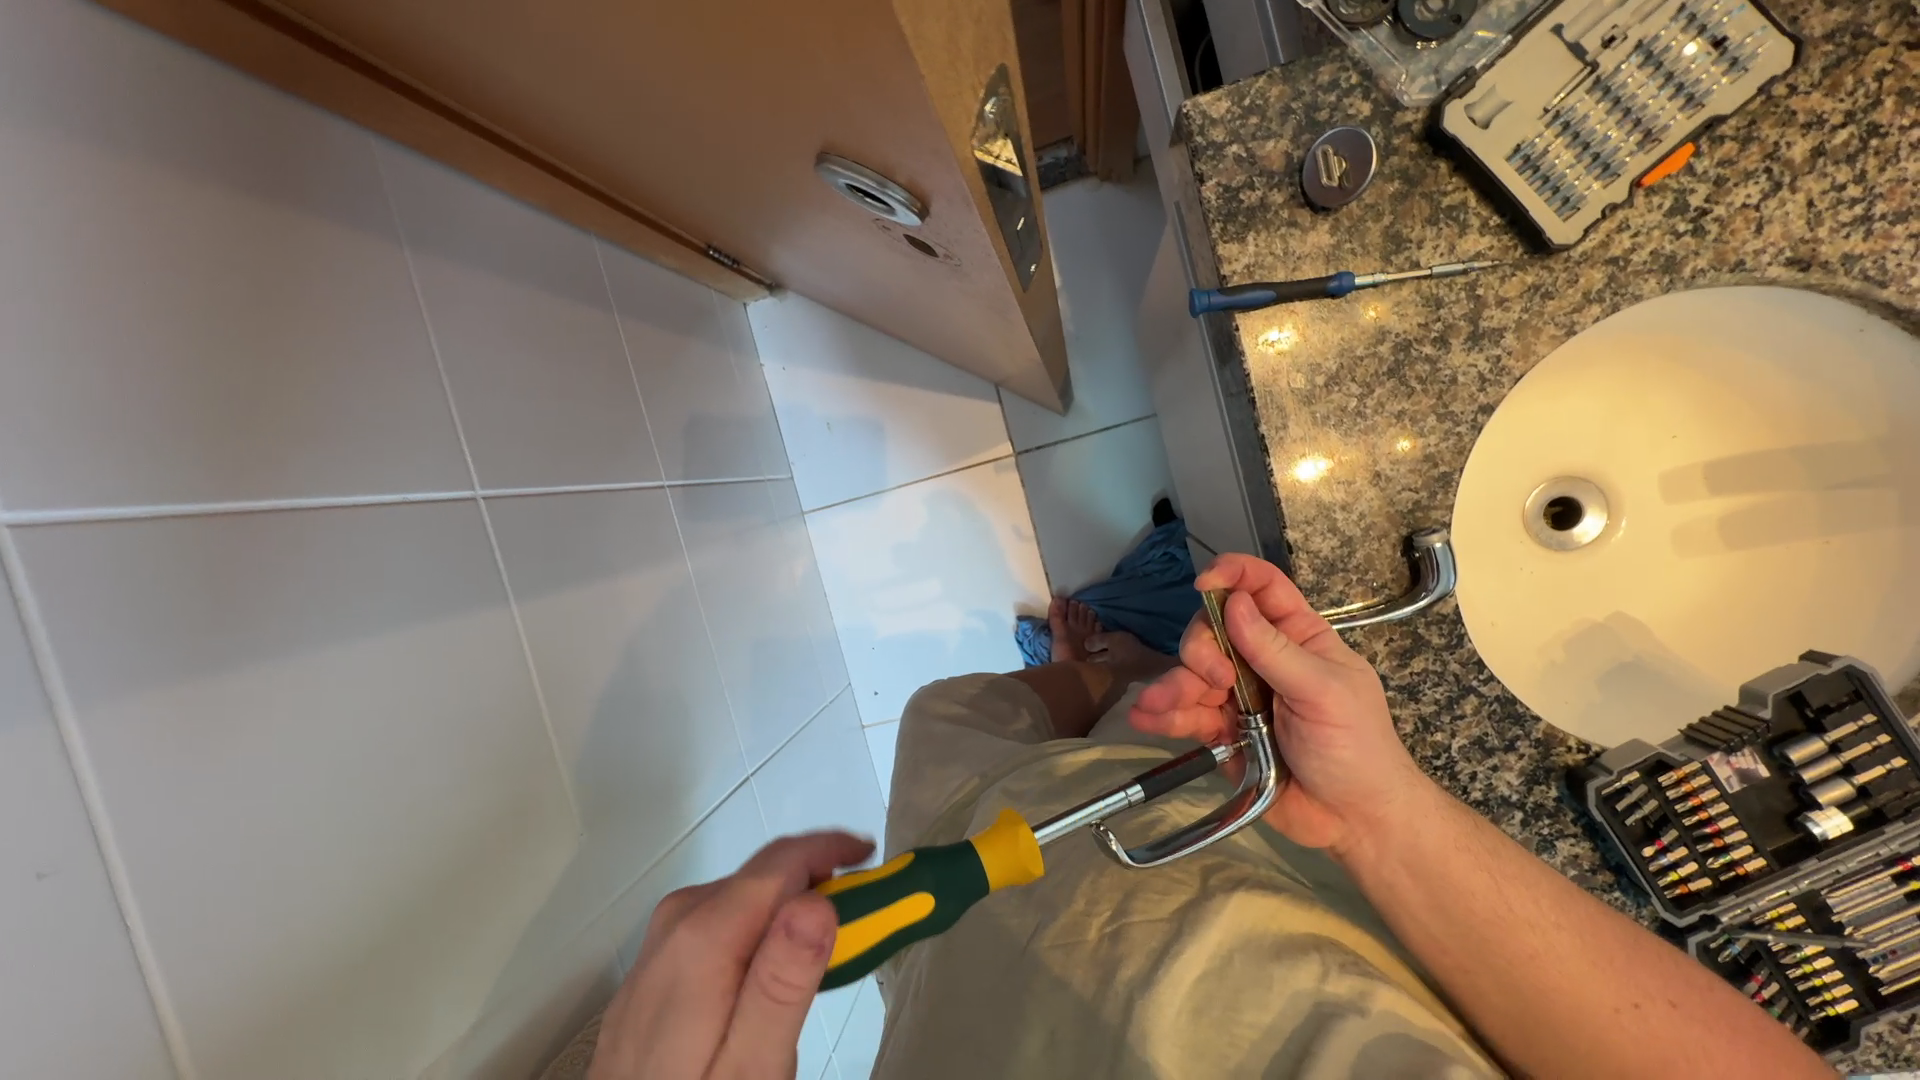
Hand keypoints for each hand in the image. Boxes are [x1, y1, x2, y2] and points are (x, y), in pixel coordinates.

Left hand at [590, 832, 873, 1079]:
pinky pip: (722, 920)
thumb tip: (817, 901)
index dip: (833, 849)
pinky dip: (761, 927)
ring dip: (791, 906)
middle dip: (817, 881)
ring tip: (826, 952)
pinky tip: (775, 969)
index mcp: (703, 936)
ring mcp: (662, 943)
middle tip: (863, 923)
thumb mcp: (752, 1068)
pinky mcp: (657, 966)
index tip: (874, 863)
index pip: (780, 860)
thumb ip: (781, 984)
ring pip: (745, 895)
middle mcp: (677, 921)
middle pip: (763, 874)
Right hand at [1129, 554, 1432, 856]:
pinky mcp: (1221, 731)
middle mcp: (1261, 658)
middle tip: (1218, 681)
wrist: (1354, 821)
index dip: (1232, 575)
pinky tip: (1145, 717)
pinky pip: (1186, 715)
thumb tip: (1234, 601)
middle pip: (1212, 629)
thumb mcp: (1324, 693)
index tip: (1204, 584)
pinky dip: (1162, 715)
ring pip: (1191, 673)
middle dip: (1201, 649)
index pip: (1261, 587)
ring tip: (1157, 705)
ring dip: (1171, 685)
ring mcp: (1238, 695)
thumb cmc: (1357, 747)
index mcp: (1297, 637)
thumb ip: (1275, 650)